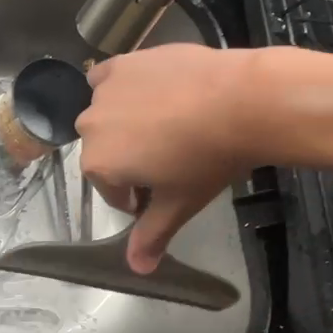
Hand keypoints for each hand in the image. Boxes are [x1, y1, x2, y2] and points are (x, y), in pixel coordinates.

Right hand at [77, 44, 259, 273]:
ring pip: (107, 115)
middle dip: (129, 156)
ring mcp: (103, 91)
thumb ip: (152, 235)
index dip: (140, 194)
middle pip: (105, 151)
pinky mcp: (121, 63)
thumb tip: (137, 269)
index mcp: (99, 165)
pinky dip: (121, 88)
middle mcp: (90, 127)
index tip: (168, 187)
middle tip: (172, 155)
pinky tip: (152, 92)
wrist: (242, 101)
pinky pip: (107, 79)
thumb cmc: (209, 160)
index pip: (112, 190)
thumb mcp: (181, 203)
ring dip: (126, 121)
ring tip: (170, 121)